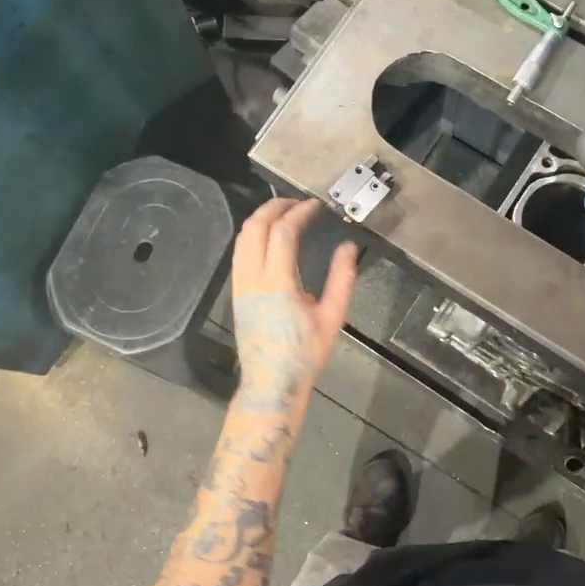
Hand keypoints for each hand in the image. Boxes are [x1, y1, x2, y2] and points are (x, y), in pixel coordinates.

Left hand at [230, 198, 358, 414]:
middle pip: (255, 227)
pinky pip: (240, 252)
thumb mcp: (333, 318)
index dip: (300, 212)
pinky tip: (269, 237)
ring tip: (284, 214)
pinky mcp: (236, 292)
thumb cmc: (305, 354)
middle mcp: (252, 278)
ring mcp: (240, 285)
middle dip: (275, 207)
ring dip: (261, 219)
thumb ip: (342, 279)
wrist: (271, 383)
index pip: (284, 232)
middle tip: (298, 202)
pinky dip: (253, 235)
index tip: (316, 206)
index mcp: (278, 283)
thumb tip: (349, 247)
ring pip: (242, 238)